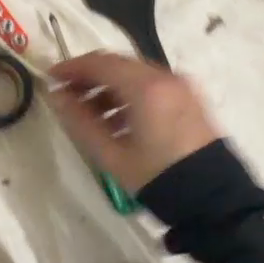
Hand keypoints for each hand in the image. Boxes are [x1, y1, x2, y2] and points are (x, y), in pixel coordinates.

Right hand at [46, 52, 221, 192]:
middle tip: (66, 96)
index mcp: (145, 88)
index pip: (99, 63)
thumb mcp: (110, 154)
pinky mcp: (189, 99)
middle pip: (117, 65)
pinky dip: (129, 94)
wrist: (213, 199)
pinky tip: (117, 120)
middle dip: (89, 77)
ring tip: (89, 113)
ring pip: (134, 75)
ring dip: (108, 87)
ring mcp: (181, 87)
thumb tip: (56, 96)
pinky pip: (152, 86)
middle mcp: (165, 77)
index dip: (71, 67)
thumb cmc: (156, 176)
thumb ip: (79, 121)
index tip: (50, 78)